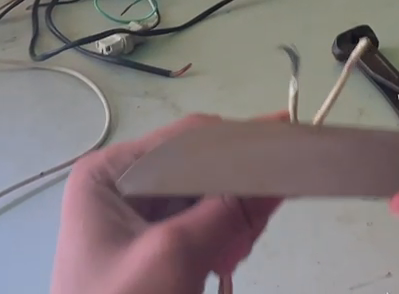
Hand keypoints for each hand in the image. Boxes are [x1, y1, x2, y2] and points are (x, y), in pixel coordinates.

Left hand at [50, 115, 281, 293]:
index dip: (238, 139)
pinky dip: (225, 236)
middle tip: (281, 192)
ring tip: (241, 247)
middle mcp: (123, 186)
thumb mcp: (175, 259)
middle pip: (198, 165)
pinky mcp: (153, 249)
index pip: (186, 139)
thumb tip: (283, 169)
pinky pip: (201, 224)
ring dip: (233, 213)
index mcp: (110, 175)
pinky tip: (231, 257)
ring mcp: (136, 219)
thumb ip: (229, 211)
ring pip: (205, 195)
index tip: (289, 141)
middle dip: (237, 182)